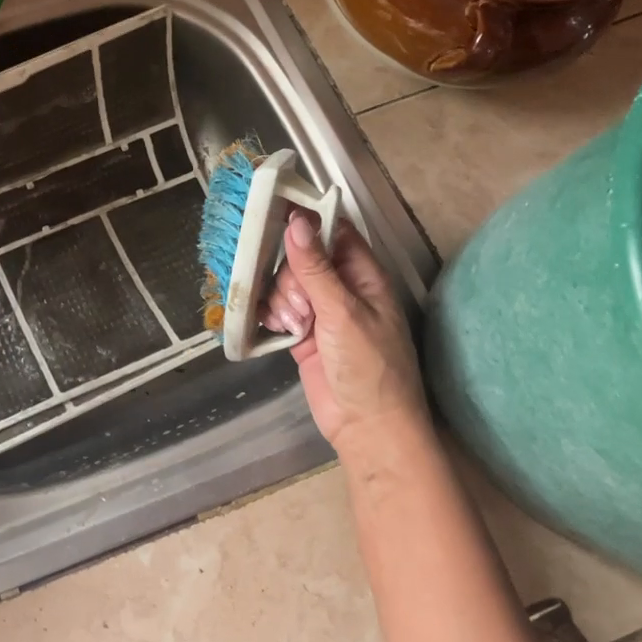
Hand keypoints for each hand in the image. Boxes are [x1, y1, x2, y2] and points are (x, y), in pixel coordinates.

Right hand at [264, 212, 428, 458]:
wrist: (367, 429)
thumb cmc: (369, 367)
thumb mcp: (343, 312)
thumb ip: (315, 267)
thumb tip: (296, 221)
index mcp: (364, 277)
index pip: (334, 233)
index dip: (307, 221)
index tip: (274, 213)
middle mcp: (342, 289)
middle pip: (302, 258)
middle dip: (290, 275)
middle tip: (299, 304)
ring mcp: (321, 313)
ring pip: (286, 284)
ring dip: (281, 299)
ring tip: (292, 325)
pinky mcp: (303, 335)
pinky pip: (278, 310)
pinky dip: (271, 315)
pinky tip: (275, 327)